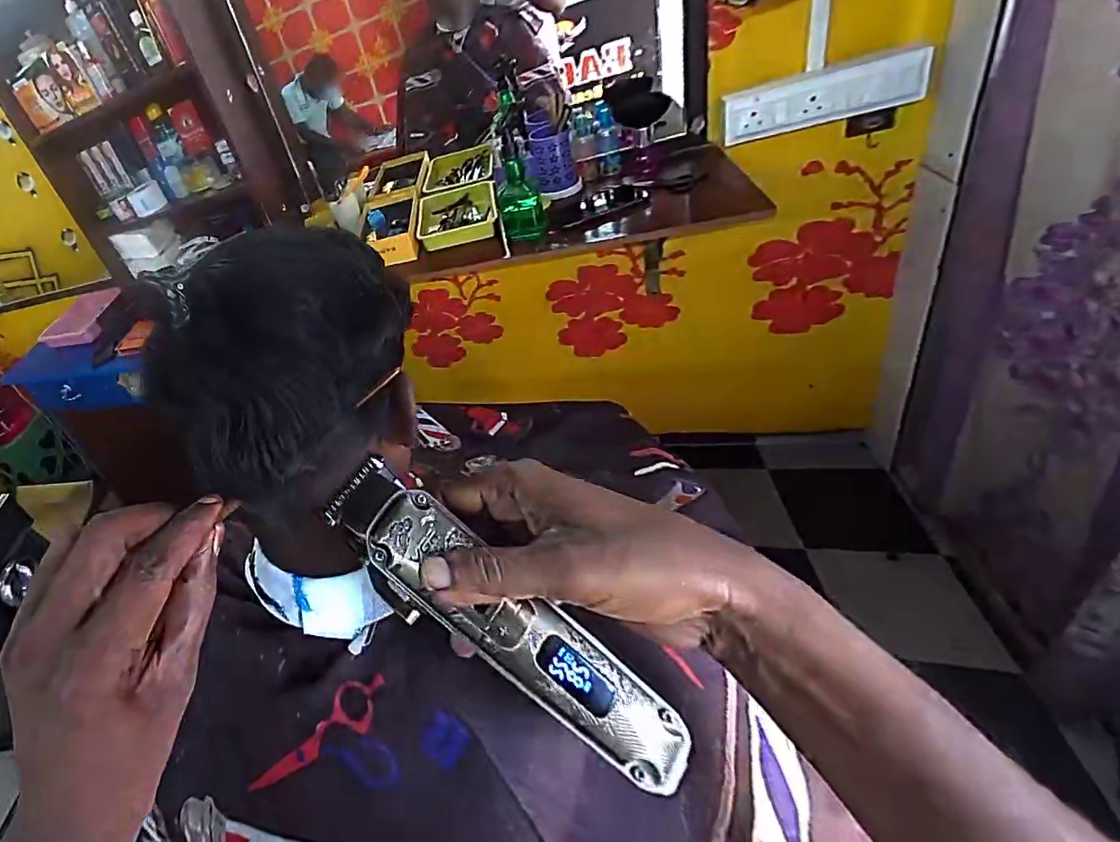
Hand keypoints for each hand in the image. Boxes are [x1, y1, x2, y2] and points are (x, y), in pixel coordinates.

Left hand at [2, 499, 223, 841]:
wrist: (68, 810)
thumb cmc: (134, 758)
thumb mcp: (177, 684)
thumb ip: (191, 603)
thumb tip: (206, 539)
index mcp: (92, 663)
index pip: (144, 570)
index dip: (183, 529)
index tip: (212, 505)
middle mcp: (45, 636)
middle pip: (99, 538)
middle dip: (149, 516)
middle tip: (184, 519)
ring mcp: (20, 629)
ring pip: (71, 538)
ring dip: (119, 525)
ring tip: (156, 535)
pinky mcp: (13, 627)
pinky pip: (52, 561)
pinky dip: (89, 545)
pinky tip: (117, 557)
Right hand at [419, 460, 779, 651]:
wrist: (723, 599)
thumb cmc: (642, 562)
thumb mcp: (563, 567)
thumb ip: (493, 573)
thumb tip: (426, 574)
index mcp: (520, 484)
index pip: (452, 496)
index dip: (423, 522)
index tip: (396, 557)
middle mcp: (523, 506)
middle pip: (465, 530)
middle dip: (443, 564)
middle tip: (420, 604)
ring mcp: (541, 539)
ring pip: (486, 560)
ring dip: (469, 591)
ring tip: (450, 630)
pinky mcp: (557, 570)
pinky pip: (511, 581)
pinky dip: (496, 602)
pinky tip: (483, 635)